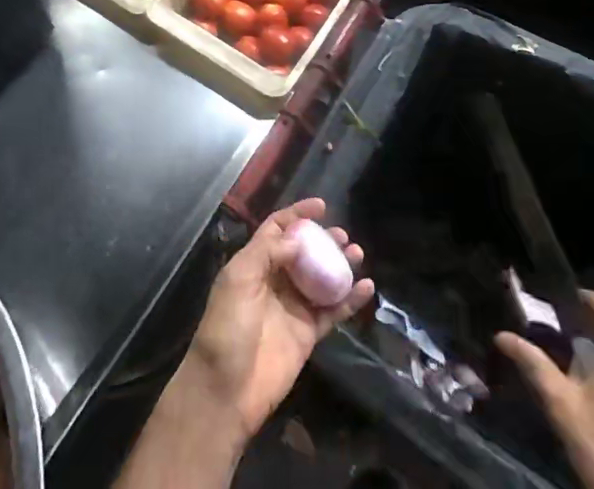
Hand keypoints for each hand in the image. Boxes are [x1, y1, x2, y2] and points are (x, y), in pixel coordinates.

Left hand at [181, 198, 375, 445]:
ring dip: (339, 265)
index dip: (296, 216)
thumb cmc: (227, 327)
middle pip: (302, 253)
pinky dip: (350, 299)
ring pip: (321, 279)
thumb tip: (297, 238)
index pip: (275, 231)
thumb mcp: (238, 280)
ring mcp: (292, 307)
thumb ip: (267, 253)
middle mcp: (273, 281)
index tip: (320, 205)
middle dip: (322, 240)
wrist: (227, 387)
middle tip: (343, 235)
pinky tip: (366, 287)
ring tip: (357, 253)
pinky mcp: (308, 333)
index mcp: (252, 264)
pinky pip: (333, 311)